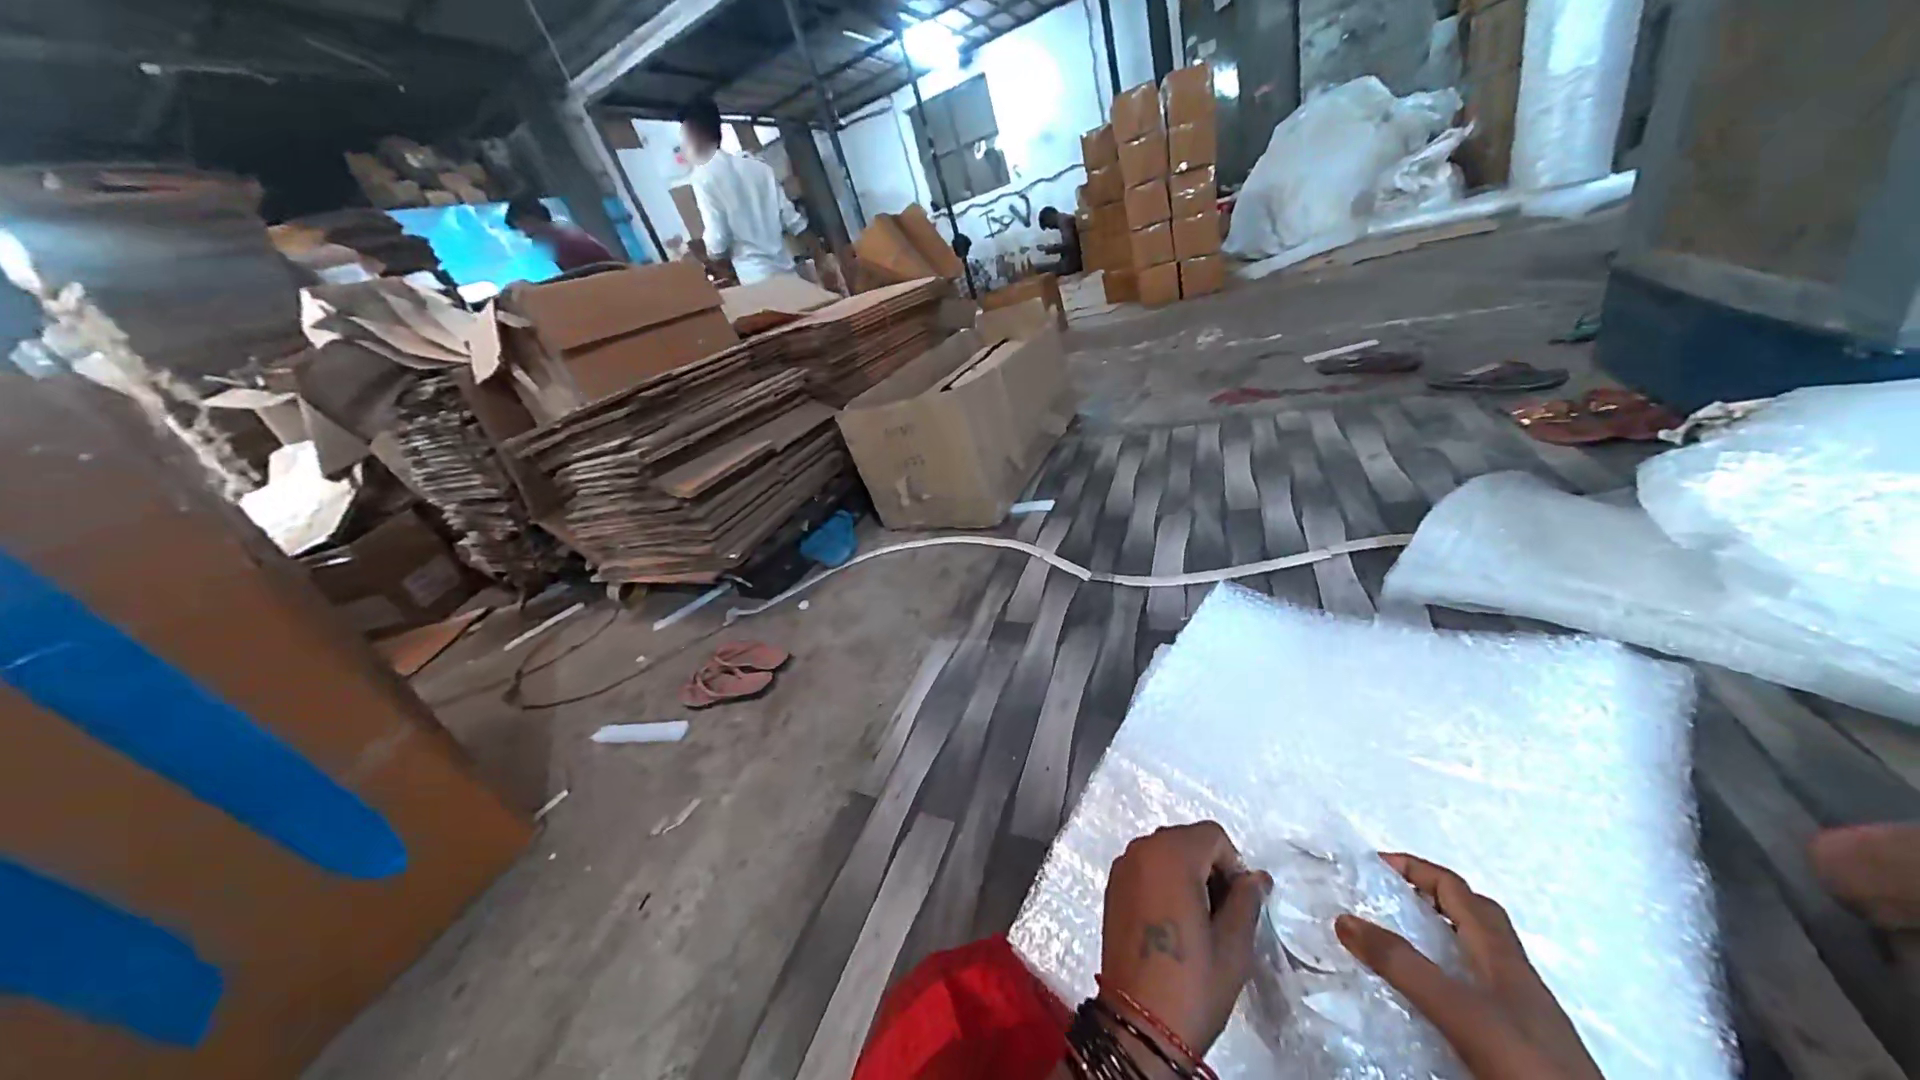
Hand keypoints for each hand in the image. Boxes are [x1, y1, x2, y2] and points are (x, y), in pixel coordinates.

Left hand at [1100, 821, 1271, 1057]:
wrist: (1140, 1022)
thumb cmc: (1193, 981)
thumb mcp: (1234, 943)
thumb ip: (1246, 899)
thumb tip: (1256, 876)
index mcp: (1170, 854)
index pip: (1213, 835)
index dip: (1233, 864)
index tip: (1237, 903)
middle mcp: (1141, 850)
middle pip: (1187, 839)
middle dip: (1210, 867)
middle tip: (1222, 914)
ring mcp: (1122, 867)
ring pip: (1165, 852)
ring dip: (1187, 873)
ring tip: (1199, 921)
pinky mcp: (1112, 887)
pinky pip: (1146, 867)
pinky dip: (1164, 881)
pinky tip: (1173, 922)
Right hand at [1335, 854, 1601, 1079]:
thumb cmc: (1525, 1063)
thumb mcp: (1457, 1010)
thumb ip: (1403, 966)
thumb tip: (1345, 919)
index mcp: (1500, 955)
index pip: (1455, 890)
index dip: (1415, 869)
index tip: (1373, 866)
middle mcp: (1511, 974)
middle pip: (1470, 916)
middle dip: (1425, 896)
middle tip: (1382, 899)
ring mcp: (1518, 1010)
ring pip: (1471, 953)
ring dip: (1433, 936)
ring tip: (1392, 942)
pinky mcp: (1516, 1041)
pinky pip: (1471, 988)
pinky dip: (1441, 976)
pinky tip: (1421, 997)